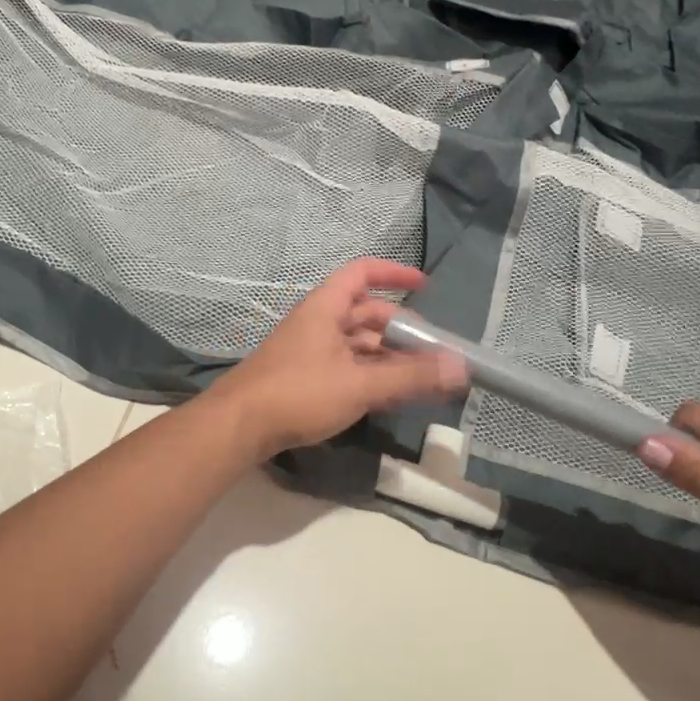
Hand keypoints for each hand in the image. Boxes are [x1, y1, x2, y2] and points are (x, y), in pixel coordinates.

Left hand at [207, 259, 468, 461]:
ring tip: (421, 379)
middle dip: (400, 330)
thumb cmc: (298, 393)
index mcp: (325, 308)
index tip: (424, 285)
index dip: (393, 273)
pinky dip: (371, 376)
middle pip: (365, 314)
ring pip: (357, 345)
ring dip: (388, 358)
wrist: (238, 427)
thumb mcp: (359, 384)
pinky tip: (391, 397)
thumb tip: (461, 367)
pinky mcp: (304, 380)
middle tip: (433, 351)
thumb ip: (410, 377)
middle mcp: (317, 323)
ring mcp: (309, 352)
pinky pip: (346, 368)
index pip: (362, 273)